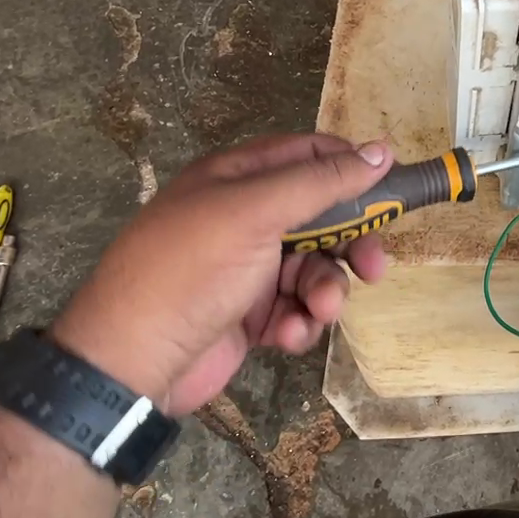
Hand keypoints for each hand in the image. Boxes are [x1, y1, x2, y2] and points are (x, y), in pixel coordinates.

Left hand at [50, 134, 394, 415]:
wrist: (128, 367)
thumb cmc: (191, 272)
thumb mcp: (256, 213)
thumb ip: (322, 181)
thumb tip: (382, 150)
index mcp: (237, 180)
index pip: (308, 155)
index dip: (350, 166)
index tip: (390, 184)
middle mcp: (245, 217)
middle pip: (322, 215)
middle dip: (351, 242)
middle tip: (375, 265)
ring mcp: (248, 267)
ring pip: (315, 266)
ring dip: (325, 289)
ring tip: (319, 311)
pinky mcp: (251, 313)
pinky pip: (296, 306)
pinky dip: (300, 320)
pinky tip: (288, 335)